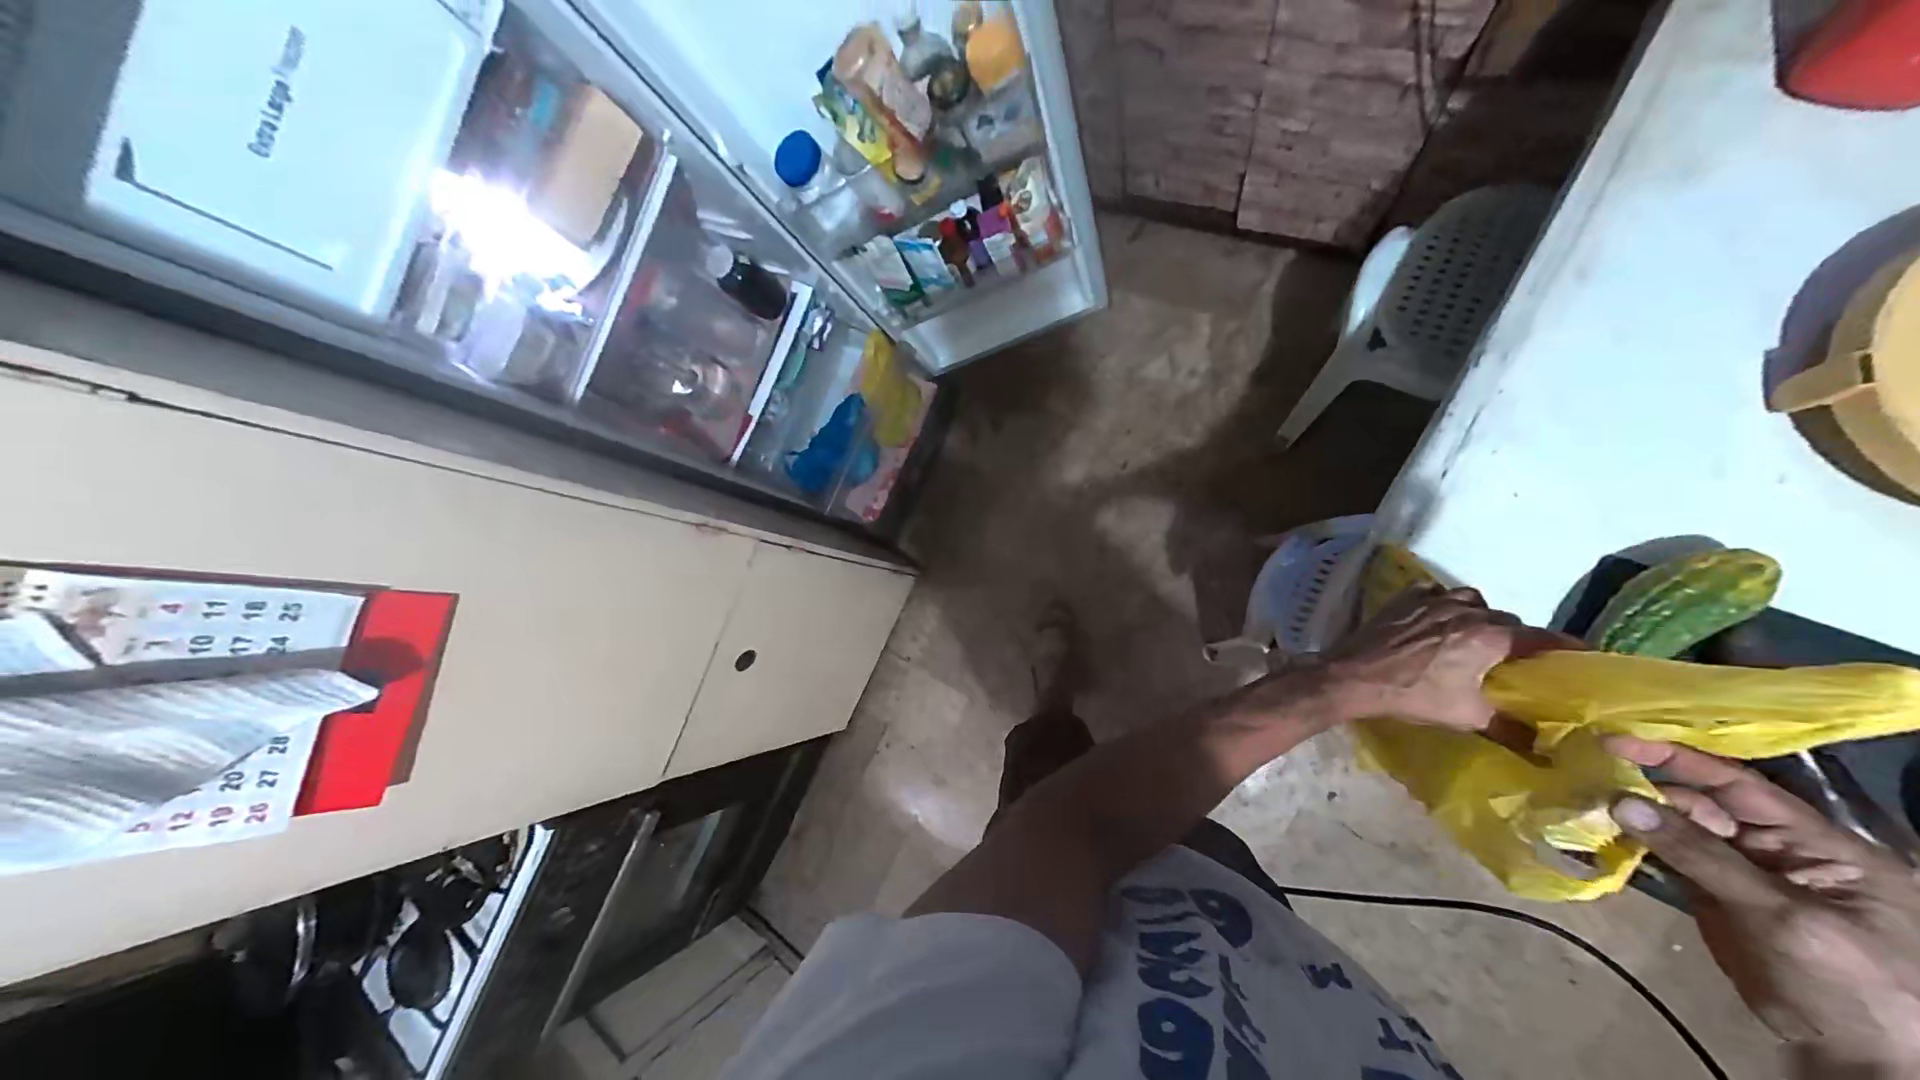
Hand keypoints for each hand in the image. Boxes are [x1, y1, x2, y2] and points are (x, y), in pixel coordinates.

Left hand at [1313, 585, 1573, 731]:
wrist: (1353, 676)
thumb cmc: (1412, 695)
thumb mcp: (1468, 717)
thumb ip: (1512, 730)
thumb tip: (1547, 753)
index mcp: (1490, 636)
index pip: (1543, 637)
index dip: (1564, 648)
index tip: (1579, 658)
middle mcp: (1466, 610)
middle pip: (1506, 619)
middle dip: (1515, 638)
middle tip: (1515, 659)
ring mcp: (1432, 599)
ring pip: (1472, 600)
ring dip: (1480, 615)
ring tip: (1475, 638)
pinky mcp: (1405, 599)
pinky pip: (1435, 593)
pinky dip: (1443, 603)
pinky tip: (1438, 619)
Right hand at [1607, 737, 1919, 1077]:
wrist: (1861, 1062)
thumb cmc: (1850, 984)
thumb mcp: (1781, 916)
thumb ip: (1702, 855)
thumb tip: (1621, 800)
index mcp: (1823, 847)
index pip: (1741, 786)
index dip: (1679, 759)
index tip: (1616, 740)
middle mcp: (1781, 851)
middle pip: (1701, 804)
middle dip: (1645, 789)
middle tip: (1585, 778)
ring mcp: (1748, 875)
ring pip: (1678, 829)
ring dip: (1632, 817)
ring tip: (1580, 803)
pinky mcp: (1718, 897)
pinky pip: (1670, 859)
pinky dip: (1633, 845)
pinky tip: (1597, 834)